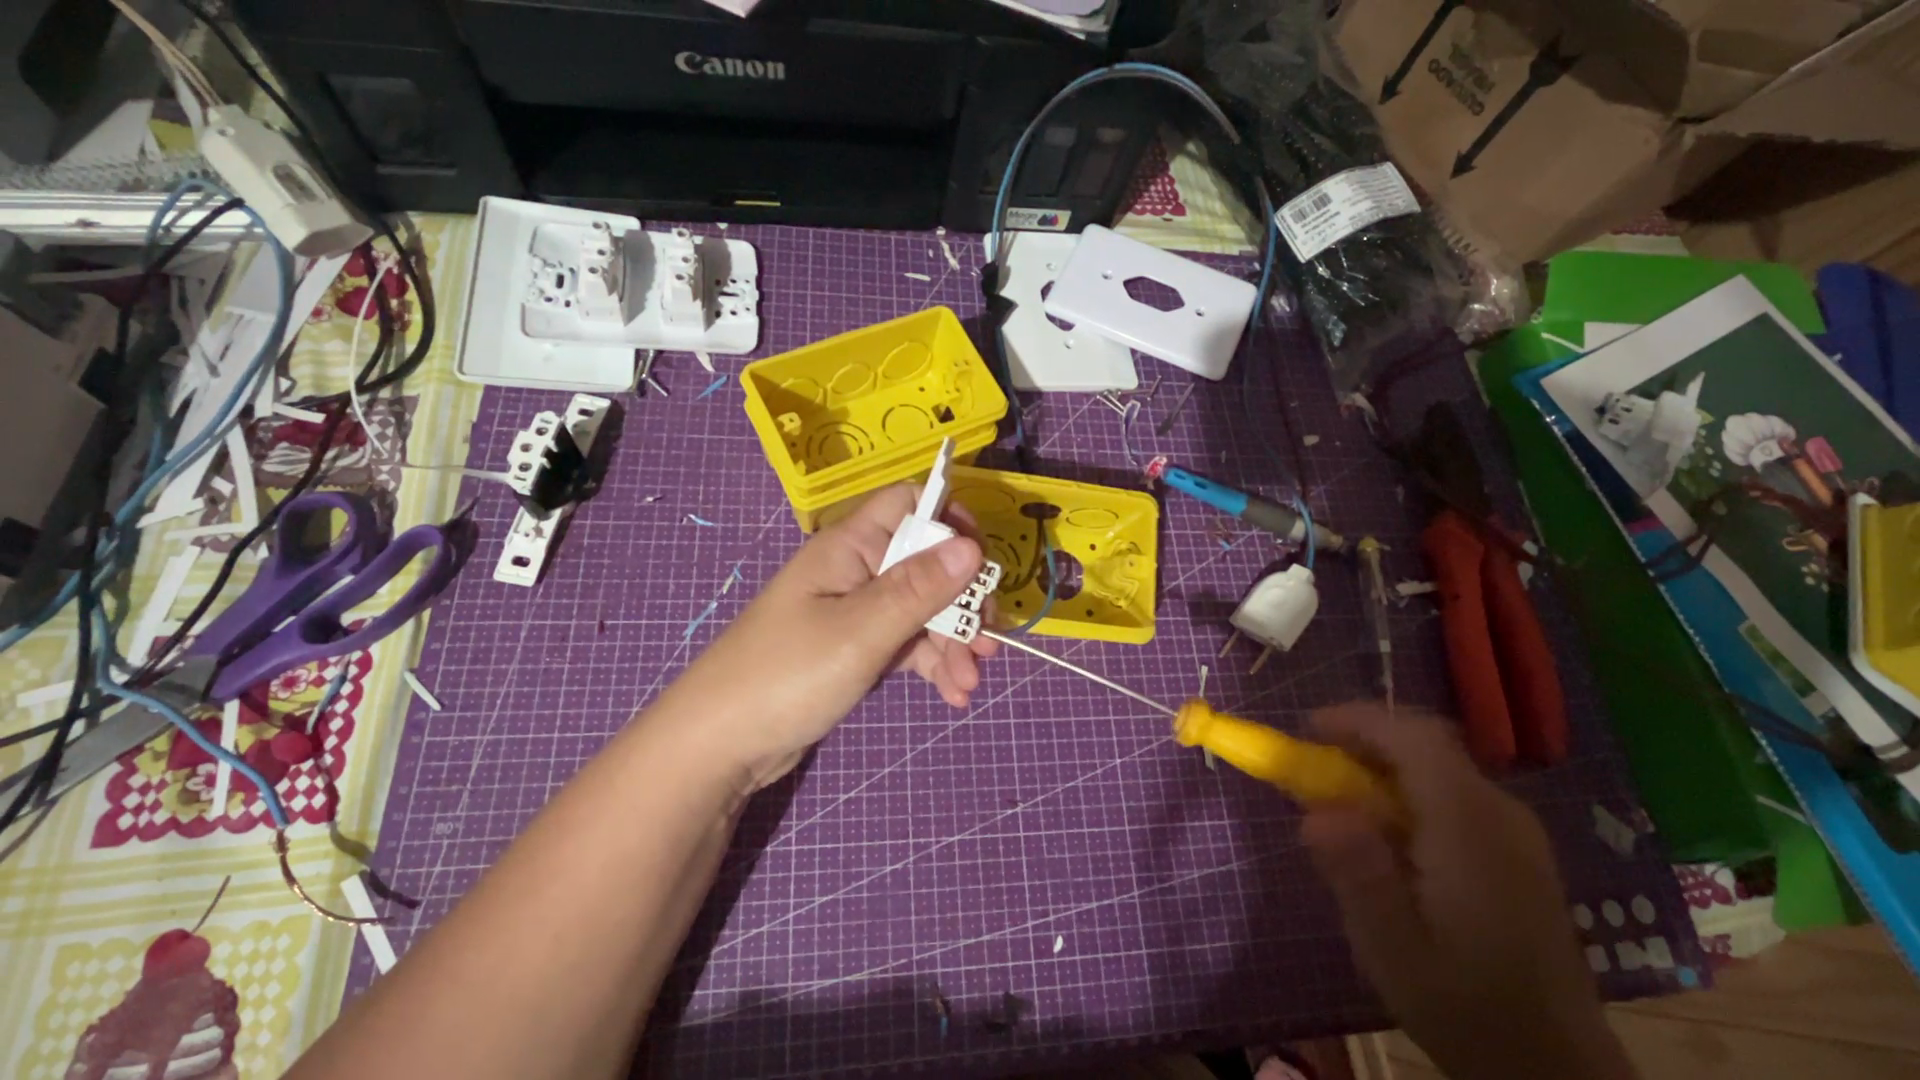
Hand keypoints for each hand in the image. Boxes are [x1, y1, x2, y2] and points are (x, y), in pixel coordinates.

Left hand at [653, 485, 994, 793]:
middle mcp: (854, 569)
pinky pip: (905, 642)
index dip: (952, 524)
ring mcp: (853, 611)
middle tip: (988, 643)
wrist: (721, 743)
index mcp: (850, 546)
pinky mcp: (853, 648)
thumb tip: (972, 544)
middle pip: (927, 563)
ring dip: (952, 641)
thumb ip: (918, 588)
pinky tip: (951, 694)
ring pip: (921, 608)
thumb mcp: (861, 631)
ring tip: (969, 683)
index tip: (982, 567)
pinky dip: (931, 663)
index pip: (911, 504)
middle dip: (962, 601)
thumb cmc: (787, 676)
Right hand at [1302, 703, 1634, 1079]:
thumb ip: (1357, 875)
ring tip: (1340, 808)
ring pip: (1441, 769)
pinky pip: (1455, 797)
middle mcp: (1501, 814)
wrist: (1554, 1064)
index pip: (1416, 738)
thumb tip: (1315, 811)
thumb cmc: (1465, 1007)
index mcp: (1471, 827)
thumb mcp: (1393, 950)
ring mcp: (1516, 832)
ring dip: (1383, 770)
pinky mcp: (1517, 852)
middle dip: (1365, 743)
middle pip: (1428, 746)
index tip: (1306, 730)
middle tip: (1314, 772)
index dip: (1358, 720)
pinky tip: (1387, 842)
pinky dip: (1408, 795)